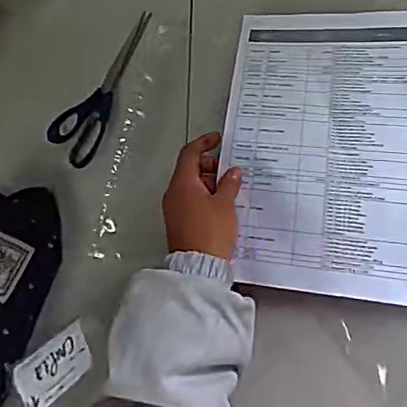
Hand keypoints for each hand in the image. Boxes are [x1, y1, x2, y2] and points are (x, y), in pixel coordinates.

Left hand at [162, 132, 242, 259]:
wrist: (199, 267)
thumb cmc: (210, 233)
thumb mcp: (225, 203)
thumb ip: (229, 183)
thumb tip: (233, 172)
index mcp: (182, 184)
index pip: (189, 153)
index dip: (204, 143)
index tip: (217, 139)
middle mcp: (174, 194)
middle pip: (190, 169)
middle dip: (210, 165)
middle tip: (228, 170)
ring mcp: (175, 209)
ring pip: (192, 185)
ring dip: (210, 182)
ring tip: (229, 189)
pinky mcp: (180, 222)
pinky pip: (192, 200)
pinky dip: (206, 196)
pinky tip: (222, 204)